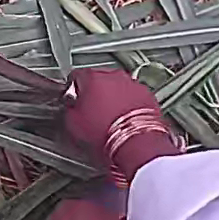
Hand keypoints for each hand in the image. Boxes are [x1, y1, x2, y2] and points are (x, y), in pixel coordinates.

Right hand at [64, 68, 179, 182]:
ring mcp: (134, 85)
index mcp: (93, 78)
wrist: (136, 144)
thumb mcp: (73, 124)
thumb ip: (70, 109)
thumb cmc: (106, 134)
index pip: (77, 75)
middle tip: (90, 110)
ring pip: (118, 86)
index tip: (72, 96)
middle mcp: (115, 76)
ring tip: (108, 117)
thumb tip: (71, 108)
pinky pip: (134, 95)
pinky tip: (122, 119)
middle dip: (94, 91)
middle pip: (99, 78)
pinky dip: (128, 104)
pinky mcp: (148, 96)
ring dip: (112, 97)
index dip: (72, 87)